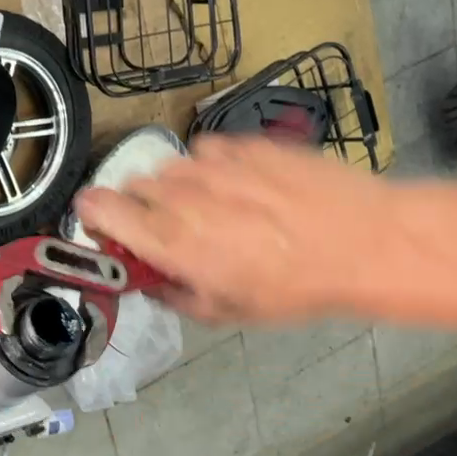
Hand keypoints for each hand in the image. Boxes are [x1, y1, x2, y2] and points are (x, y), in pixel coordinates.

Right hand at [75, 135, 387, 321]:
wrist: (364, 242)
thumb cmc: (292, 286)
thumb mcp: (223, 311)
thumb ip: (171, 294)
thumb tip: (150, 281)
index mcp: (165, 238)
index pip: (94, 206)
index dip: (92, 216)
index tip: (107, 229)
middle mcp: (178, 195)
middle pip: (130, 186)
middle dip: (140, 208)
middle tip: (171, 229)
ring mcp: (212, 164)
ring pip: (169, 168)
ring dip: (176, 188)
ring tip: (213, 208)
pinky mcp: (244, 144)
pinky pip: (207, 151)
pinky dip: (212, 168)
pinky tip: (241, 187)